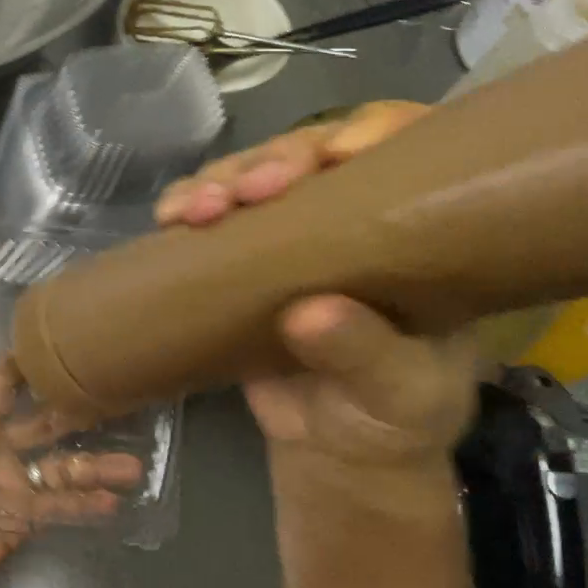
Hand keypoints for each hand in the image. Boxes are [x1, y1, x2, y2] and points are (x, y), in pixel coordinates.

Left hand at [0, 359, 142, 587]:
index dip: (22, 374)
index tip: (56, 349)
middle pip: (40, 430)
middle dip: (73, 418)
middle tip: (115, 403)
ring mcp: (9, 490)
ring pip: (58, 471)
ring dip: (93, 468)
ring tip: (134, 467)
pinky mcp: (18, 524)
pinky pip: (55, 509)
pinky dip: (83, 506)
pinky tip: (113, 503)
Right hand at [154, 102, 476, 468]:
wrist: (333, 454)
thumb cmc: (393, 419)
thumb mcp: (399, 394)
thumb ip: (365, 354)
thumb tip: (307, 311)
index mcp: (417, 235)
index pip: (406, 157)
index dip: (374, 133)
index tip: (339, 152)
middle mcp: (352, 221)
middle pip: (314, 155)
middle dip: (275, 159)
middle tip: (250, 189)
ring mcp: (291, 240)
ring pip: (254, 180)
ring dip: (220, 180)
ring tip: (194, 208)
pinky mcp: (240, 263)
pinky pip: (212, 220)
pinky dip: (186, 208)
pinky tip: (169, 215)